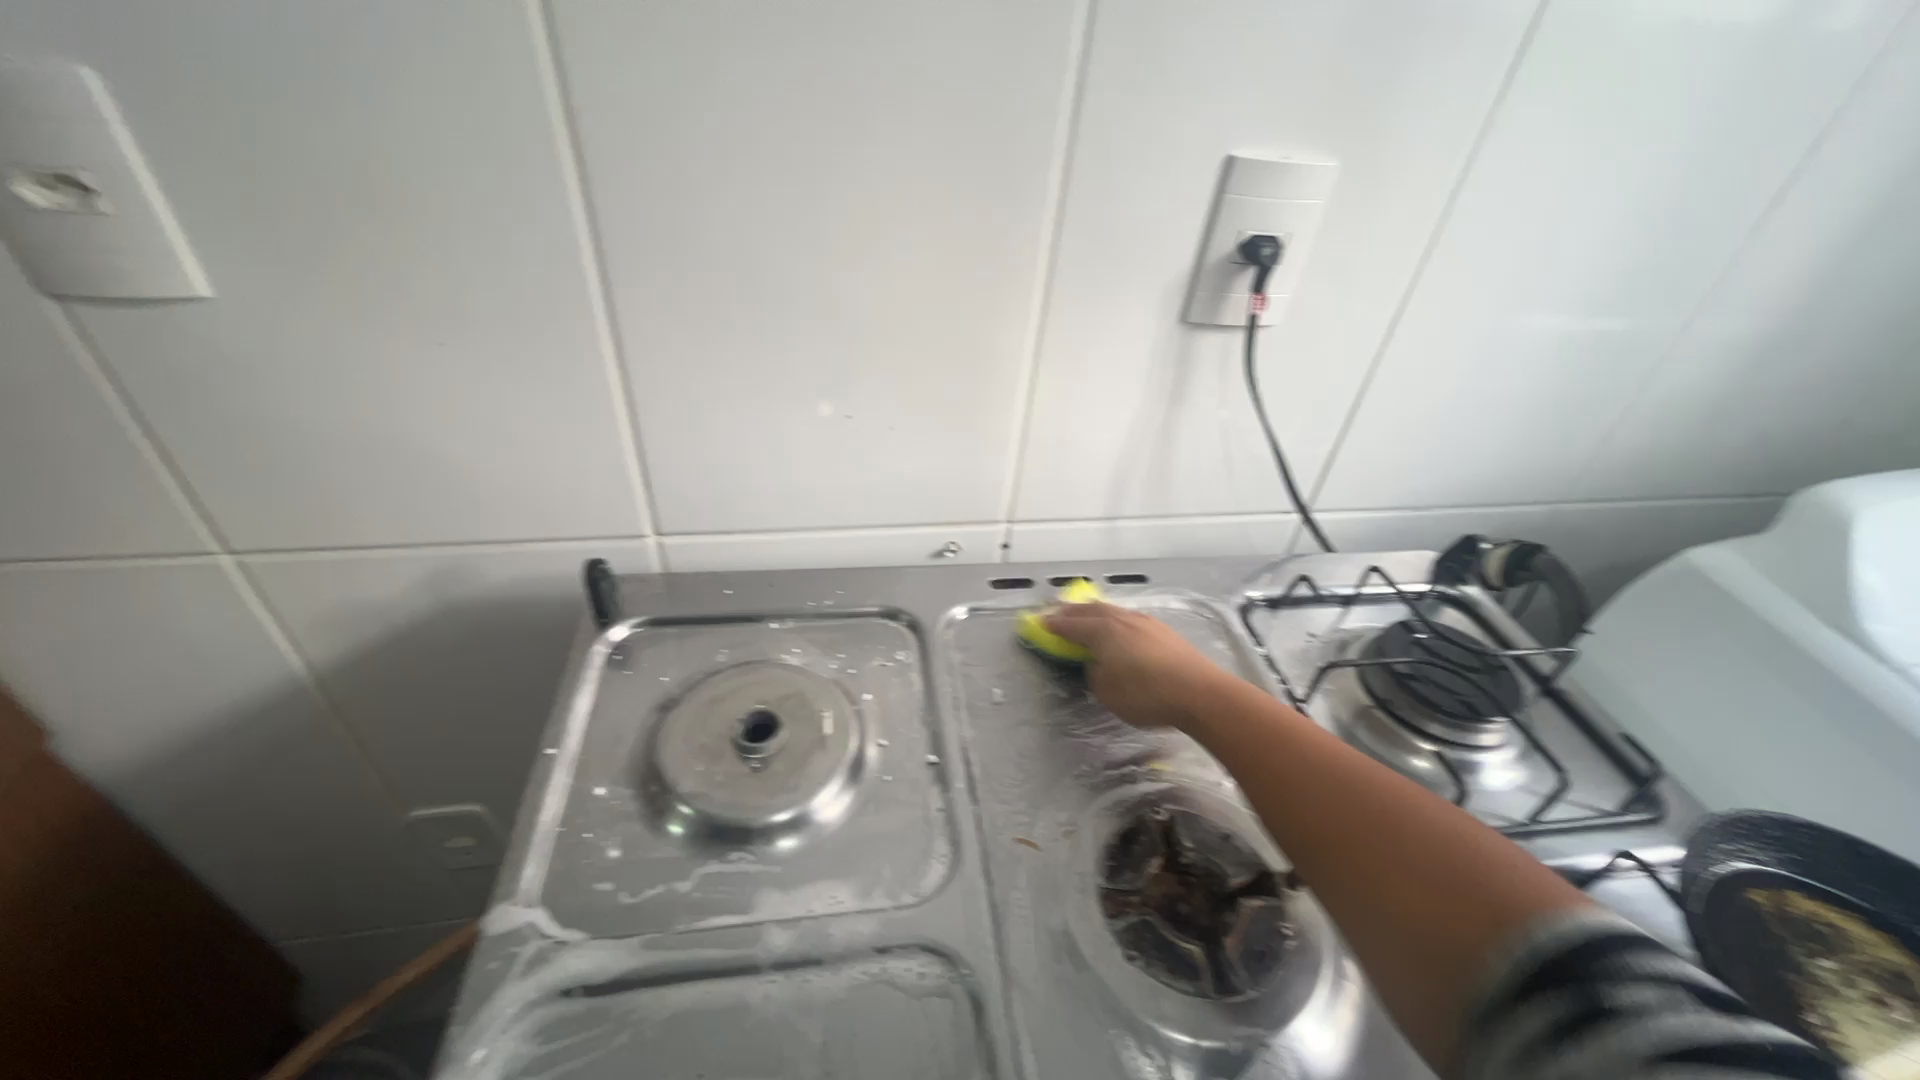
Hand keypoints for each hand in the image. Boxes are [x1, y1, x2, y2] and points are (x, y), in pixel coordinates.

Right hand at [1043, 602, 1236, 729]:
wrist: (1200, 692)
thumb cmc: (1146, 694)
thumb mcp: (1107, 692)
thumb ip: (1095, 674)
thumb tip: (1097, 664)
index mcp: (1103, 630)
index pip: (1071, 625)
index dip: (1053, 625)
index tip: (1039, 624)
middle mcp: (1122, 619)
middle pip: (1091, 610)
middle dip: (1072, 612)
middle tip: (1058, 614)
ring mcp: (1145, 622)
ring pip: (1112, 611)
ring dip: (1095, 612)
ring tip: (1087, 616)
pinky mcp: (1163, 631)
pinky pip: (1128, 618)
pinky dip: (1115, 620)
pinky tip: (1118, 627)